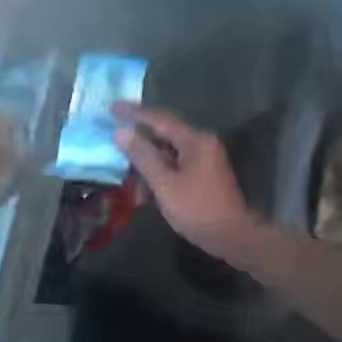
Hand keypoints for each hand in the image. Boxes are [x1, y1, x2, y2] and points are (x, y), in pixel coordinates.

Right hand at [113, 104, 258, 251]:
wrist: (230, 234)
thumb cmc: (197, 208)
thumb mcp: (164, 184)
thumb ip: (143, 156)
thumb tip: (122, 132)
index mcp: (196, 140)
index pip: (161, 119)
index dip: (135, 113)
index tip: (111, 107)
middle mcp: (202, 144)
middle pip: (163, 136)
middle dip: (138, 146)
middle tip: (112, 148)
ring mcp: (204, 159)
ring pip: (167, 154)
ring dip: (147, 168)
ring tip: (131, 187)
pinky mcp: (202, 174)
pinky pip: (175, 167)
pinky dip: (159, 177)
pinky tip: (146, 196)